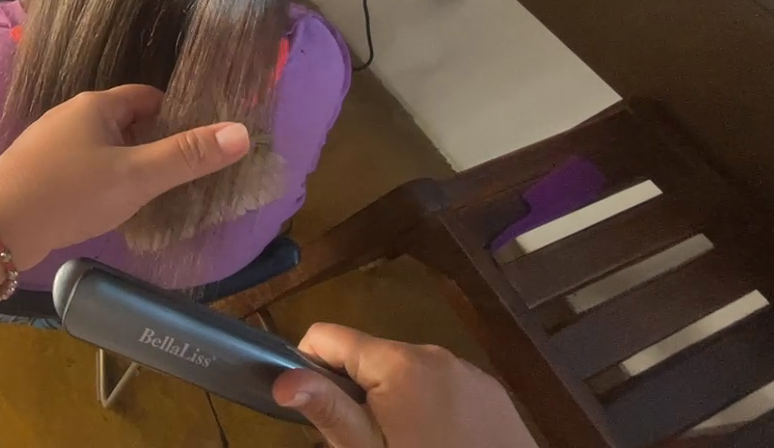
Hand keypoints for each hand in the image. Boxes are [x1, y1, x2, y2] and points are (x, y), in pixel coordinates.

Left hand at [0, 83, 250, 267]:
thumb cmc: (72, 191)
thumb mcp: (137, 175)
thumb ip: (187, 156)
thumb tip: (241, 131)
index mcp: (96, 105)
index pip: (146, 97)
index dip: (176, 115)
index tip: (201, 140)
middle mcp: (71, 113)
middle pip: (124, 119)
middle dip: (153, 140)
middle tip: (184, 171)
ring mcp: (50, 140)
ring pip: (101, 143)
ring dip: (126, 160)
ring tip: (152, 190)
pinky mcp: (38, 167)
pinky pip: (81, 163)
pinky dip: (102, 176)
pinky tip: (109, 203)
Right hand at [272, 324, 536, 447]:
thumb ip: (329, 410)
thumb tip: (279, 380)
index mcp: (398, 361)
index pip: (326, 336)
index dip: (311, 368)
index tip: (323, 410)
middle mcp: (432, 352)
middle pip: (366, 354)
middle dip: (358, 389)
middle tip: (373, 442)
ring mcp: (469, 372)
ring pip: (402, 369)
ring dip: (393, 397)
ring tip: (412, 445)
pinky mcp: (494, 393)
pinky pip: (441, 384)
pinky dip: (430, 405)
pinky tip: (444, 444)